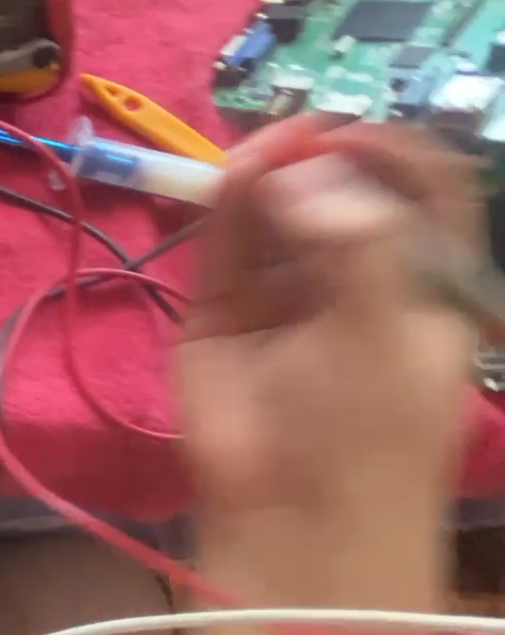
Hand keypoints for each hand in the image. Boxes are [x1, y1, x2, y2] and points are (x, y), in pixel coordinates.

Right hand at [176, 120, 478, 571]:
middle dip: (317, 164)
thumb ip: (352, 245)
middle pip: (334, 202)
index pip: (415, 198)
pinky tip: (231, 182)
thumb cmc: (366, 423)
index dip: (388, 159)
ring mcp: (276, 296)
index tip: (351, 133)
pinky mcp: (214, 313)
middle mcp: (347, 279)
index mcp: (420, 282)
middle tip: (292, 135)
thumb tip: (300, 171)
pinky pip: (222, 253)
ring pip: (271, 221)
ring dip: (266, 182)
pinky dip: (224, 215)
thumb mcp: (387, 328)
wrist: (287, 501)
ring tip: (257, 150)